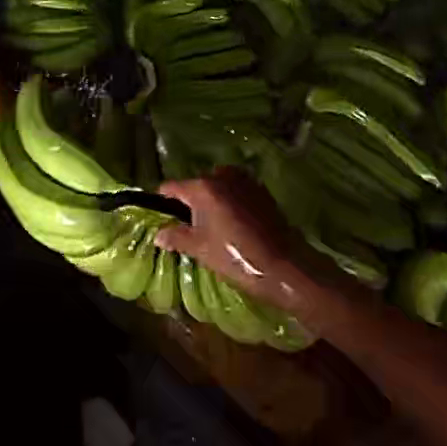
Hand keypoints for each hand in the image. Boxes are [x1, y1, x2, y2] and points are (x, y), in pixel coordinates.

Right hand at [153, 169, 326, 315]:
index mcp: (201, 188)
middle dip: (190, 201)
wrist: (288, 268)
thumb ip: (175, 237)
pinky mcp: (262, 192)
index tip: (165, 218)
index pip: (170, 187)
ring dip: (213, 199)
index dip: (164, 202)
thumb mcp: (200, 250)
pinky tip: (236, 223)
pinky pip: (237, 191)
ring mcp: (244, 182)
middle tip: (192, 225)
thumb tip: (158, 235)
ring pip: (217, 186)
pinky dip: (232, 201)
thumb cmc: (237, 258)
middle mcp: (220, 177)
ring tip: (215, 223)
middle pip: (195, 185)